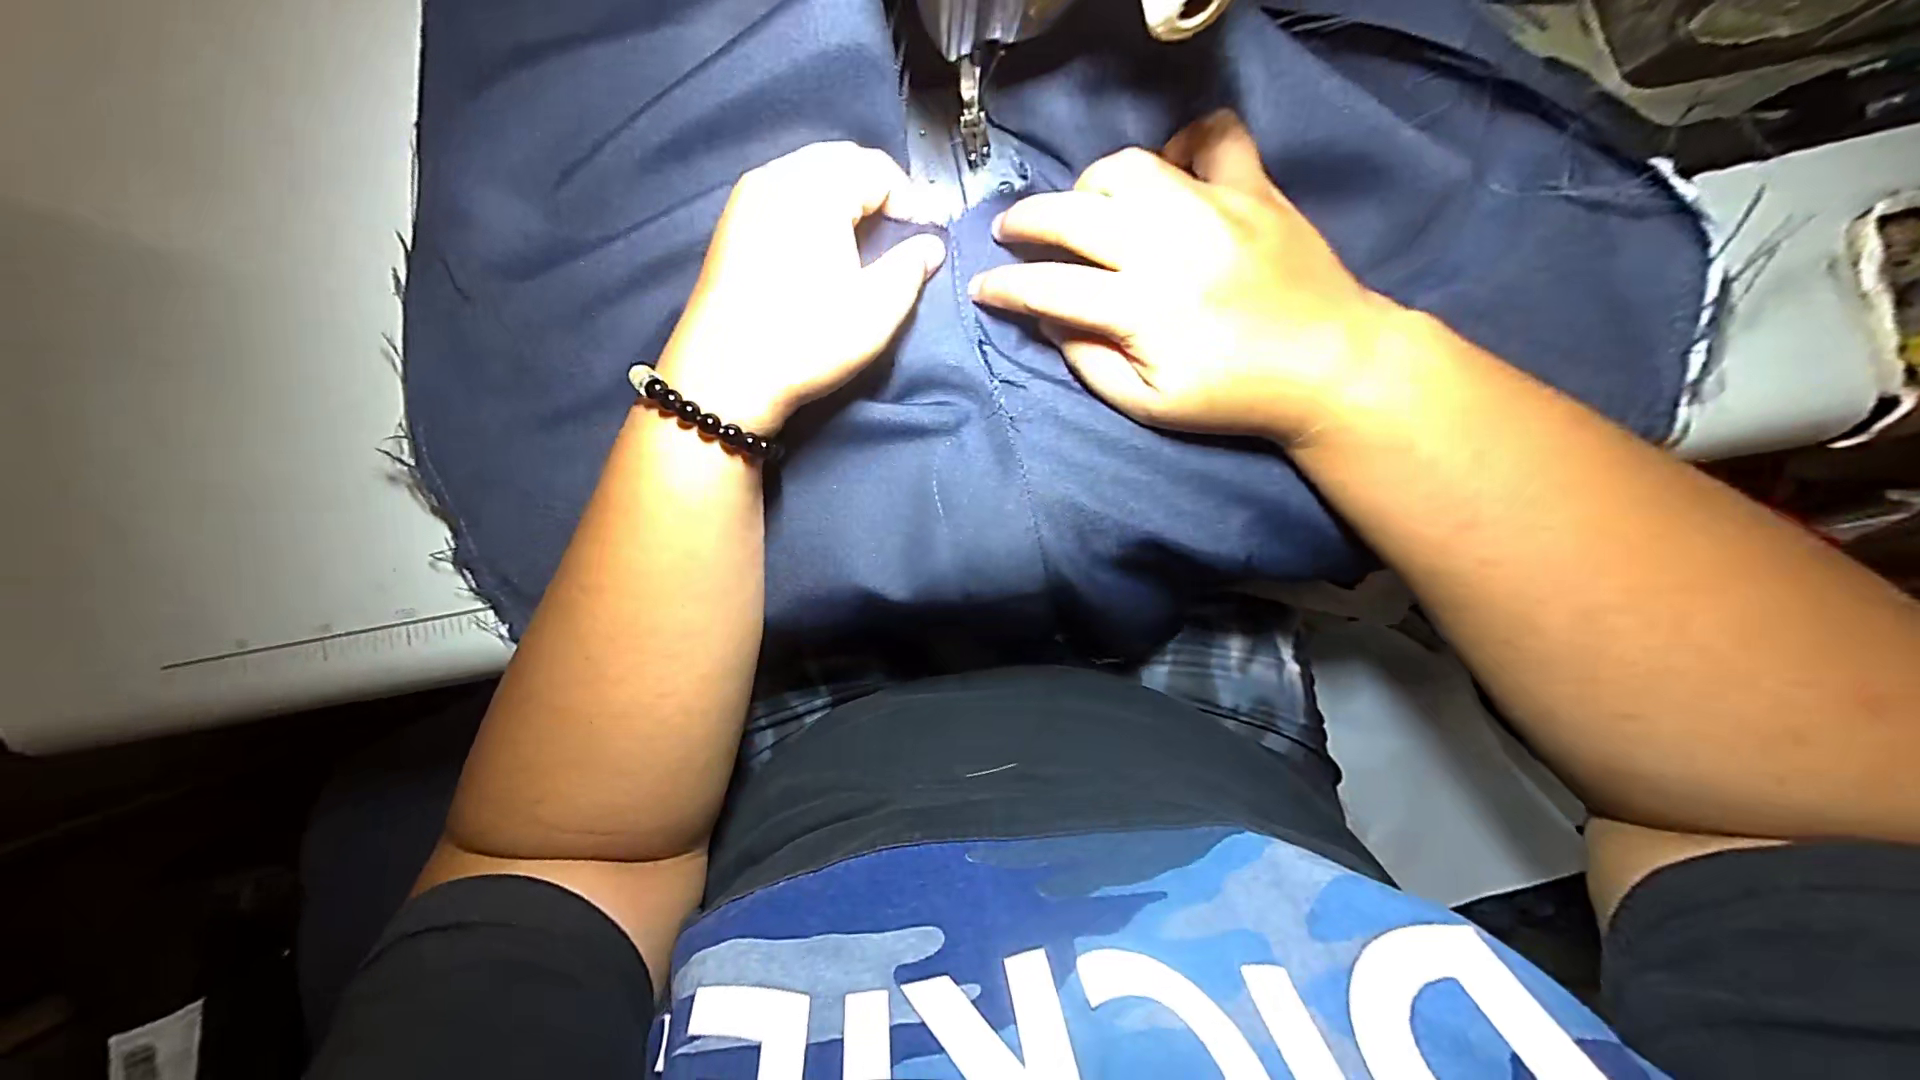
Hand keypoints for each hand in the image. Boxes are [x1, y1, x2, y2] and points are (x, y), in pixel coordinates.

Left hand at [654, 141, 946, 433]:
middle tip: (900, 232)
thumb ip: (911, 268)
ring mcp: (747, 198)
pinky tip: (822, 248)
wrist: (725, 375)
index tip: (928, 234)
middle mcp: (777, 177)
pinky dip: (813, 209)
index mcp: (816, 188)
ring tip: (865, 240)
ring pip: (809, 175)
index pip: (877, 169)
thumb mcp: (877, 310)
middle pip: (841, 161)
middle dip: (878, 191)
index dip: (911, 199)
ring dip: (844, 198)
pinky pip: (783, 195)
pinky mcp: (731, 224)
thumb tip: (929, 246)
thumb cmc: (807, 339)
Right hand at [968, 109, 1417, 444]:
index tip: (982, 287)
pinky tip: (1171, 174)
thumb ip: (1089, 362)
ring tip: (1082, 207)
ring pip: (1129, 168)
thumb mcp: (1147, 404)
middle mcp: (1169, 247)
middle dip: (1026, 221)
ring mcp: (1214, 209)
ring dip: (1090, 185)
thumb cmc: (1231, 397)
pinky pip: (1216, 136)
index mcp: (1141, 309)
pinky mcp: (1254, 189)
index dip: (1006, 288)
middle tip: (1010, 232)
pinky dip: (1184, 146)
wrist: (1328, 367)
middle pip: (1075, 215)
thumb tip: (1048, 323)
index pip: (1050, 288)